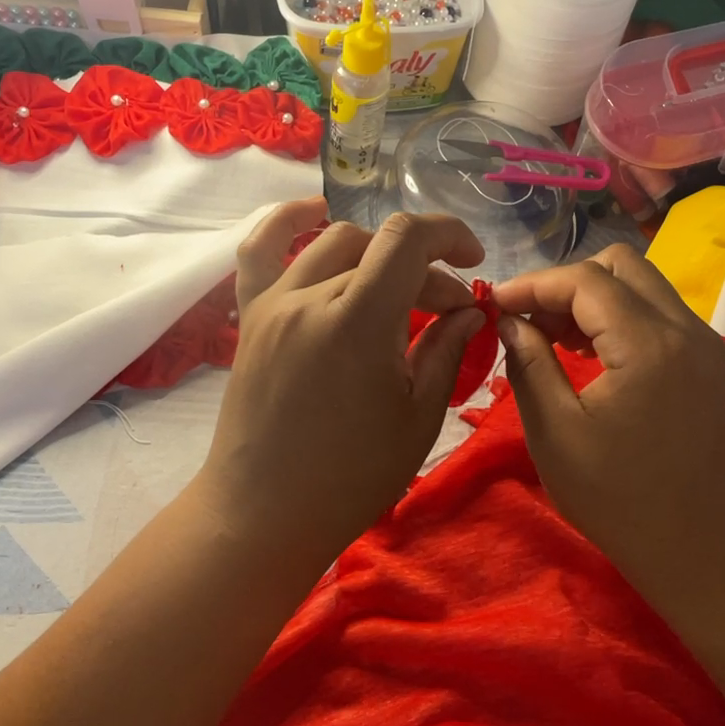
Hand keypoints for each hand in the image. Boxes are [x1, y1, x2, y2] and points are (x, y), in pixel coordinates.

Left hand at [194, 200, 488, 557]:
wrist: (264, 512)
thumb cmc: (350, 477)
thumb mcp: (417, 417)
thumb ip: (445, 351)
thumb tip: (468, 311)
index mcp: (359, 319)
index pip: (408, 239)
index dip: (450, 236)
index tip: (474, 264)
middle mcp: (311, 296)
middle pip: (376, 246)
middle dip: (421, 267)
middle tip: (443, 313)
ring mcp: (273, 303)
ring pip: (330, 243)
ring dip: (373, 253)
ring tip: (395, 285)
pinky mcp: (251, 318)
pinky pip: (261, 250)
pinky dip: (288, 223)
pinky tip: (314, 213)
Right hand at [491, 244, 724, 585]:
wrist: (692, 544)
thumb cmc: (615, 496)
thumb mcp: (554, 431)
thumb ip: (528, 363)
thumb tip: (510, 320)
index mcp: (649, 345)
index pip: (586, 280)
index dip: (534, 285)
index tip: (495, 305)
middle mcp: (685, 329)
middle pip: (619, 264)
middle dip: (566, 283)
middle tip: (529, 323)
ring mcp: (702, 343)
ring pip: (640, 283)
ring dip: (591, 297)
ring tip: (552, 338)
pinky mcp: (706, 360)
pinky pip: (655, 311)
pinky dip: (617, 315)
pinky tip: (587, 352)